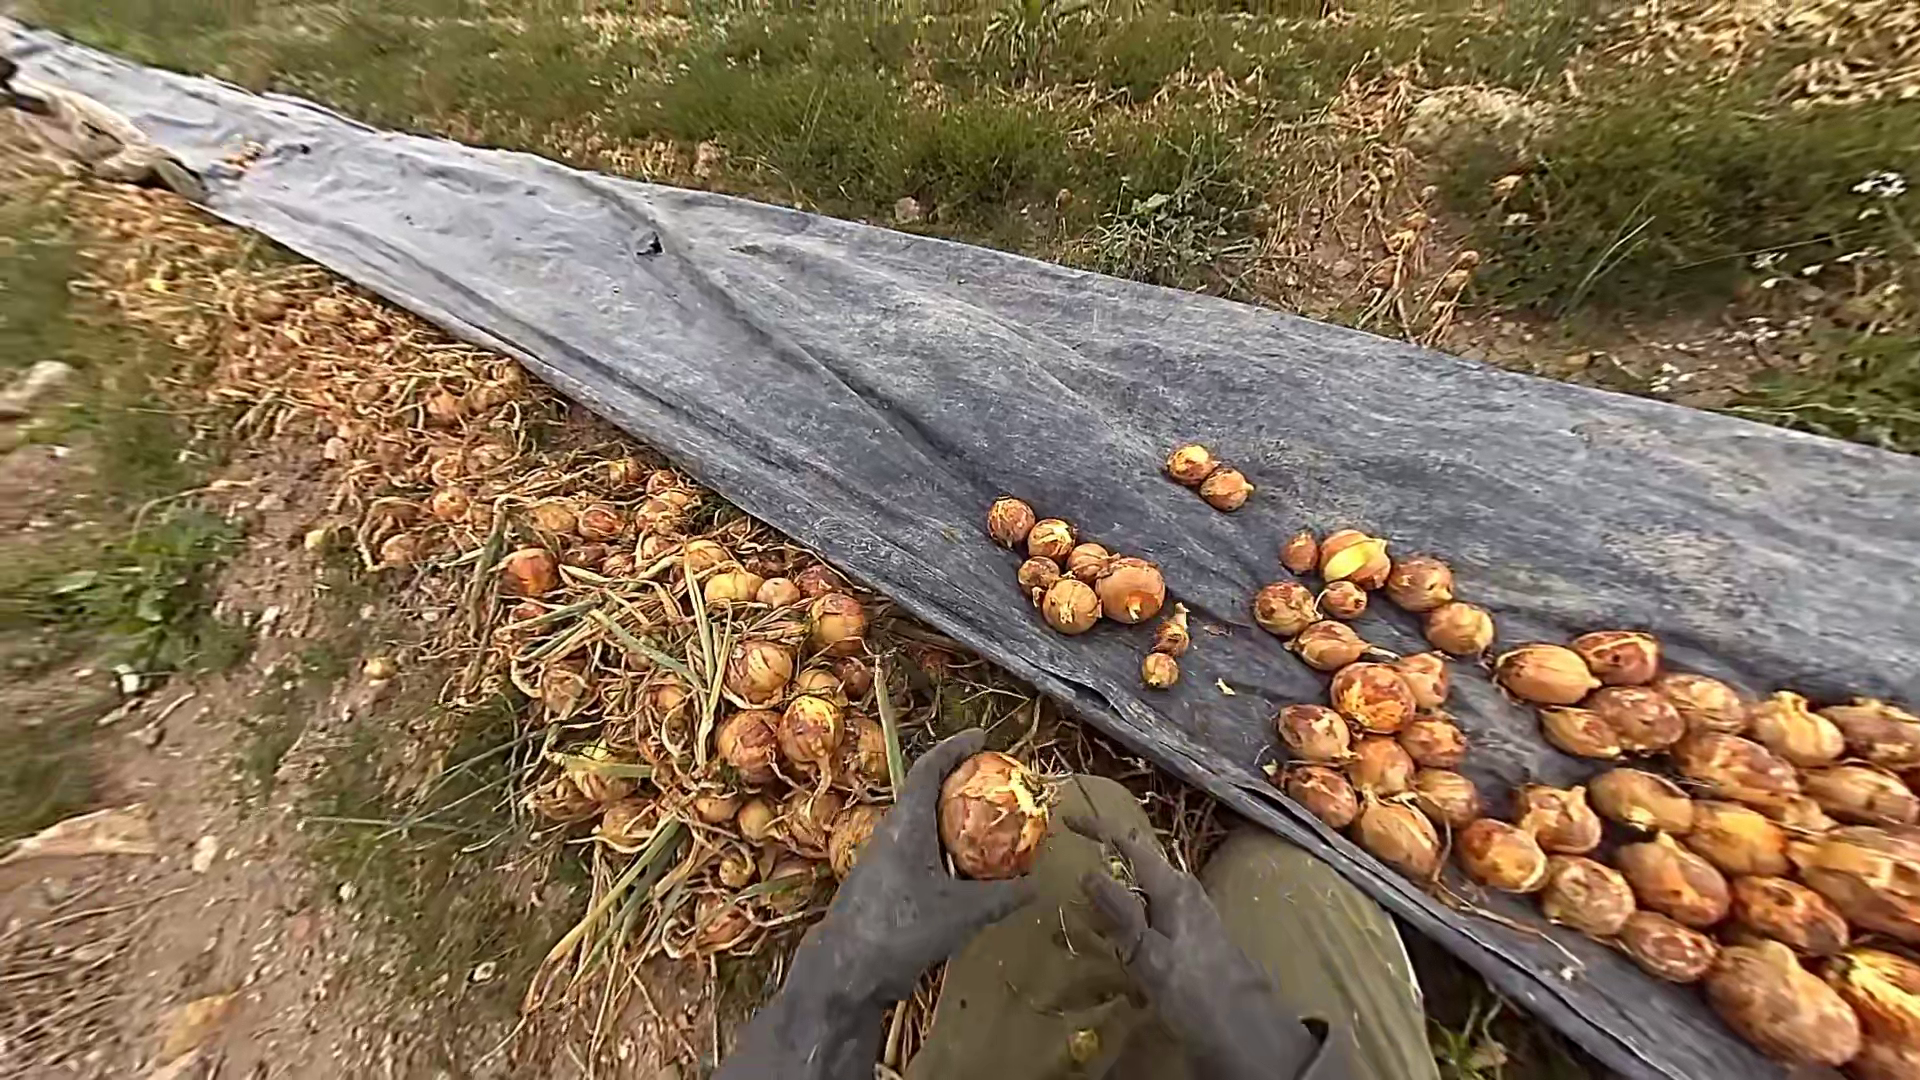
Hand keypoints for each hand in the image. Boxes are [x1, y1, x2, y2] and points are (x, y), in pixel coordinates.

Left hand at [797, 729, 1034, 1003]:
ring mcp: (885, 853)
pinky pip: (919, 843)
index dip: (955, 746)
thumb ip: (1001, 897)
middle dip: (958, 776)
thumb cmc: (900, 929)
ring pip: (922, 817)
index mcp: (908, 822)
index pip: (930, 767)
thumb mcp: (960, 914)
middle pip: (927, 787)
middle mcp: (894, 828)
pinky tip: (963, 863)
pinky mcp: (884, 877)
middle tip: (991, 775)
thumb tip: (1036, 886)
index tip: (981, 736)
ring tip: (983, 814)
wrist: (844, 972)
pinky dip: (943, 839)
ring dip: (950, 810)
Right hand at [1071, 816, 1321, 1078]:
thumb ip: (1119, 912)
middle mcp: (1182, 887)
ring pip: (1144, 885)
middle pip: (1136, 859)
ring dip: (1118, 888)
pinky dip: (1131, 911)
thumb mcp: (1149, 955)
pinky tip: (1123, 936)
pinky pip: (1154, 907)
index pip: (1127, 840)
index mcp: (1169, 884)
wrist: (1256, 1040)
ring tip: (1091, 905)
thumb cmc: (1197, 992)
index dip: (1096, 826)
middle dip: (1106, 857)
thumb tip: (1088, 872)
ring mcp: (1191, 909)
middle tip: (1075, 866)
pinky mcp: (1195, 932)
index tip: (1067, 821)